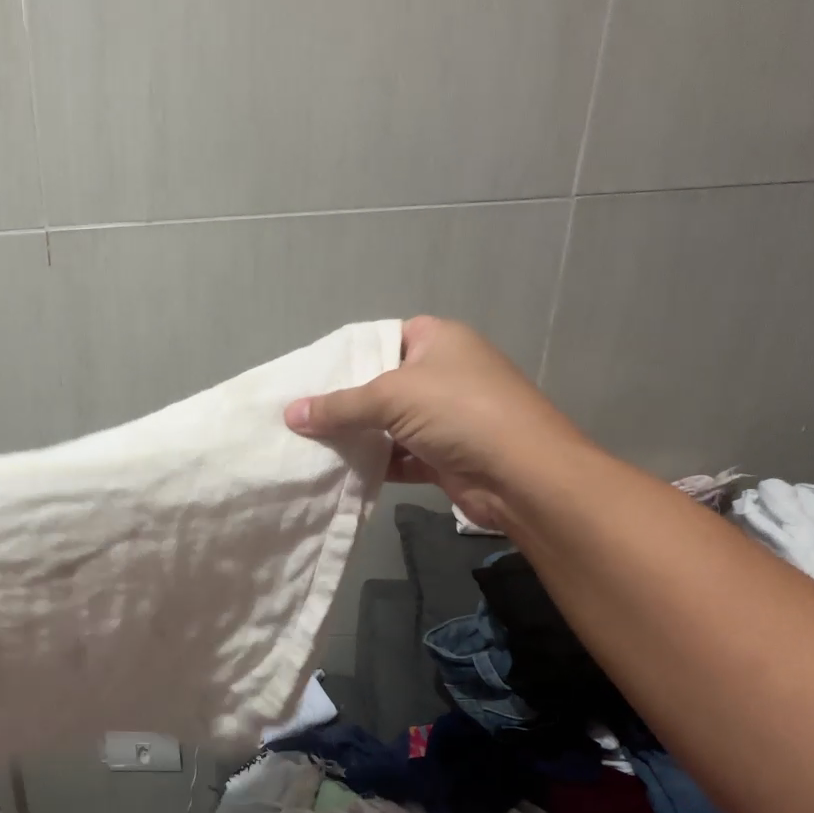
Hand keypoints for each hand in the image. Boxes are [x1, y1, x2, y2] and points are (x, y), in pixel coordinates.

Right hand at [285, 317, 585, 528]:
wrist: (522, 475)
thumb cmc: (459, 412)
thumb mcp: (391, 397)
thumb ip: (338, 406)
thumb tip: (290, 414)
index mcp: (439, 340)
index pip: (384, 337)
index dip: (349, 353)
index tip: (310, 374)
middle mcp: (444, 373)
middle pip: (382, 383)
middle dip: (345, 400)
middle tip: (299, 413)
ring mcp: (447, 417)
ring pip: (389, 423)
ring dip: (357, 436)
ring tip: (308, 444)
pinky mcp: (444, 455)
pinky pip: (399, 456)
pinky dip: (374, 463)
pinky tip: (339, 471)